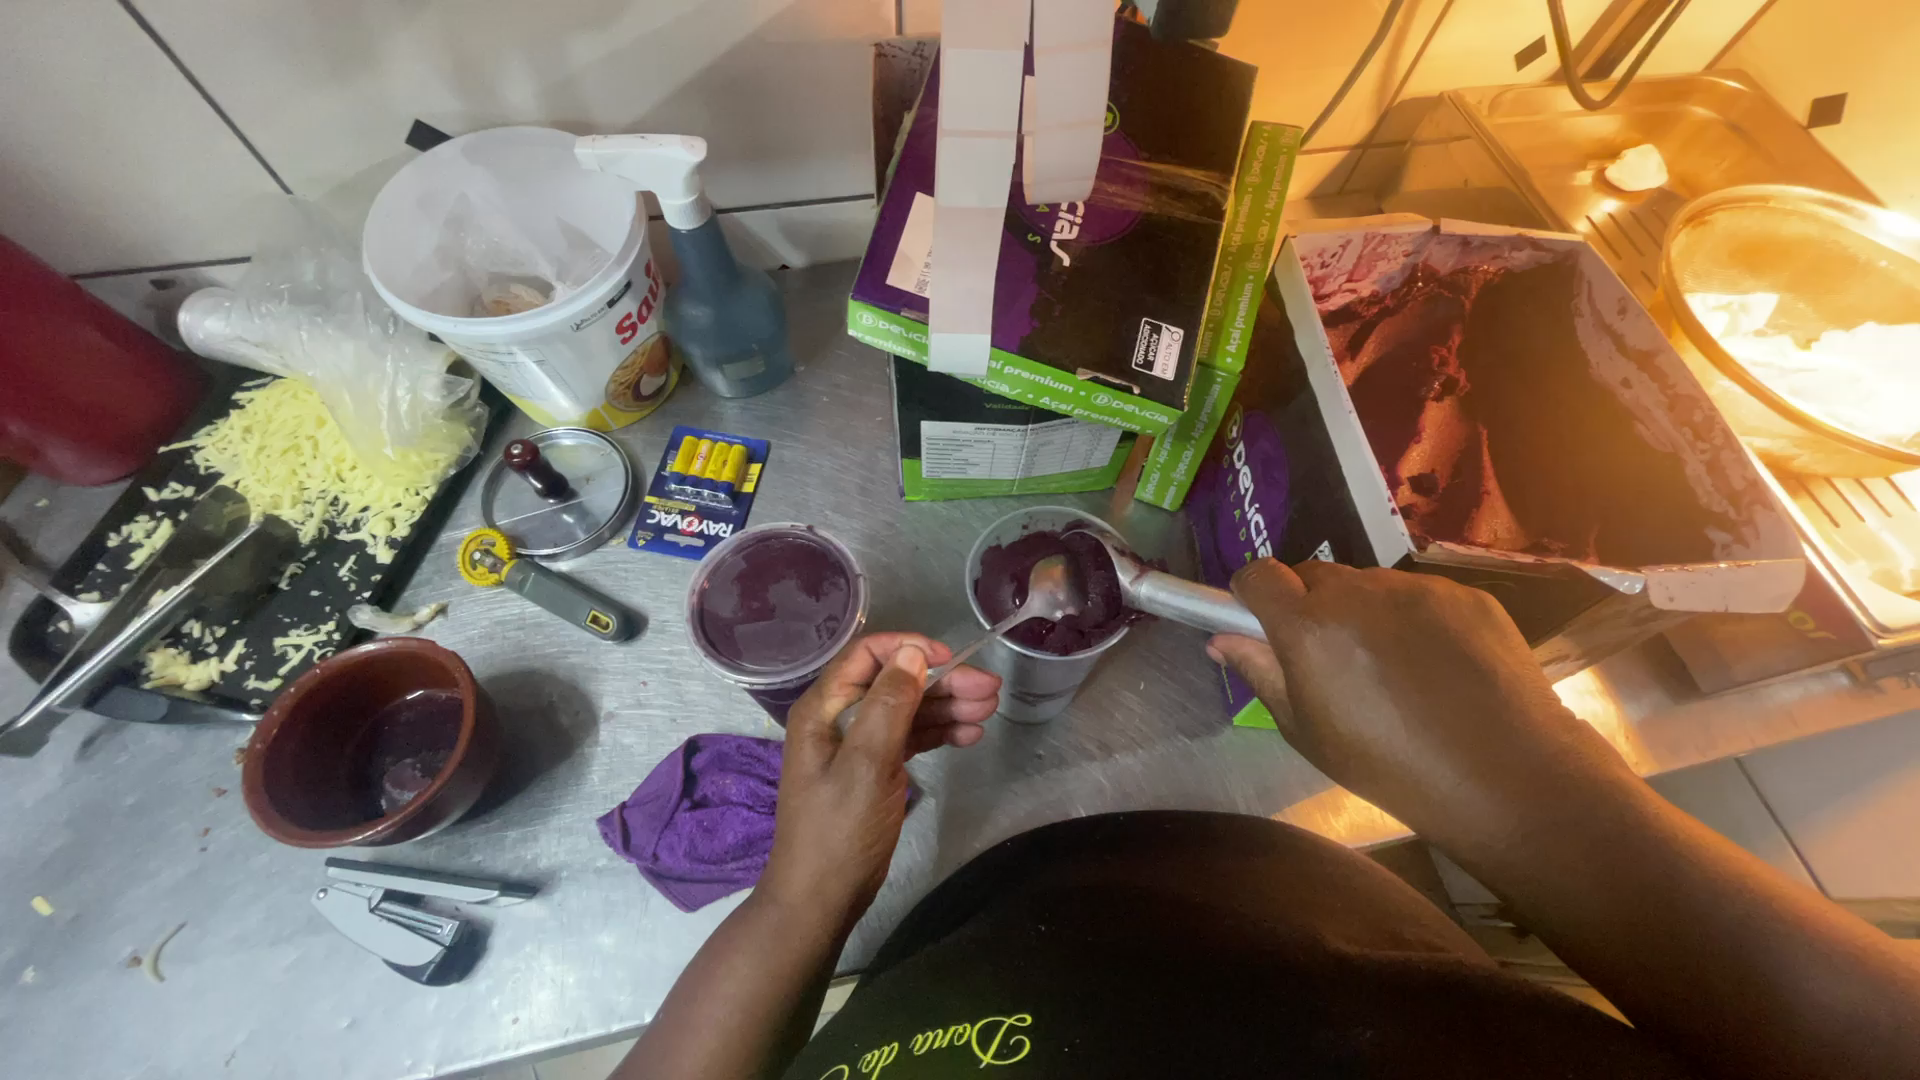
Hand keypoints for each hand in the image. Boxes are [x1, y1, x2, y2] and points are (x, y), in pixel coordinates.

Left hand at [759, 634, 1000, 925]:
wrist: (822, 899)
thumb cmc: (838, 830)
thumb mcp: (866, 765)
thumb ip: (889, 706)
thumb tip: (912, 653)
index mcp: (824, 708)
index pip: (867, 656)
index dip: (909, 650)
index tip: (950, 660)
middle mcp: (840, 718)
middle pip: (896, 683)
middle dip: (942, 682)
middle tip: (991, 690)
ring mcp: (859, 744)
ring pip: (909, 710)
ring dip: (948, 707)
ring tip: (990, 709)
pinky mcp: (876, 768)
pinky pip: (911, 738)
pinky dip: (940, 733)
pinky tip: (970, 734)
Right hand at [1206, 559, 1633, 839]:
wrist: (1507, 778)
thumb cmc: (1387, 765)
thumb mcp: (1305, 730)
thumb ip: (1259, 673)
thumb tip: (1221, 640)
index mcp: (1307, 626)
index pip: (1257, 574)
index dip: (1250, 593)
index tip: (1258, 621)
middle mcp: (1355, 592)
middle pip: (1310, 574)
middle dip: (1305, 603)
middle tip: (1326, 654)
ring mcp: (1413, 589)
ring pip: (1364, 583)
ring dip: (1358, 609)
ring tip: (1388, 664)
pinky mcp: (1463, 595)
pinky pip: (1414, 593)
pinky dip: (1408, 617)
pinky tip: (1433, 663)